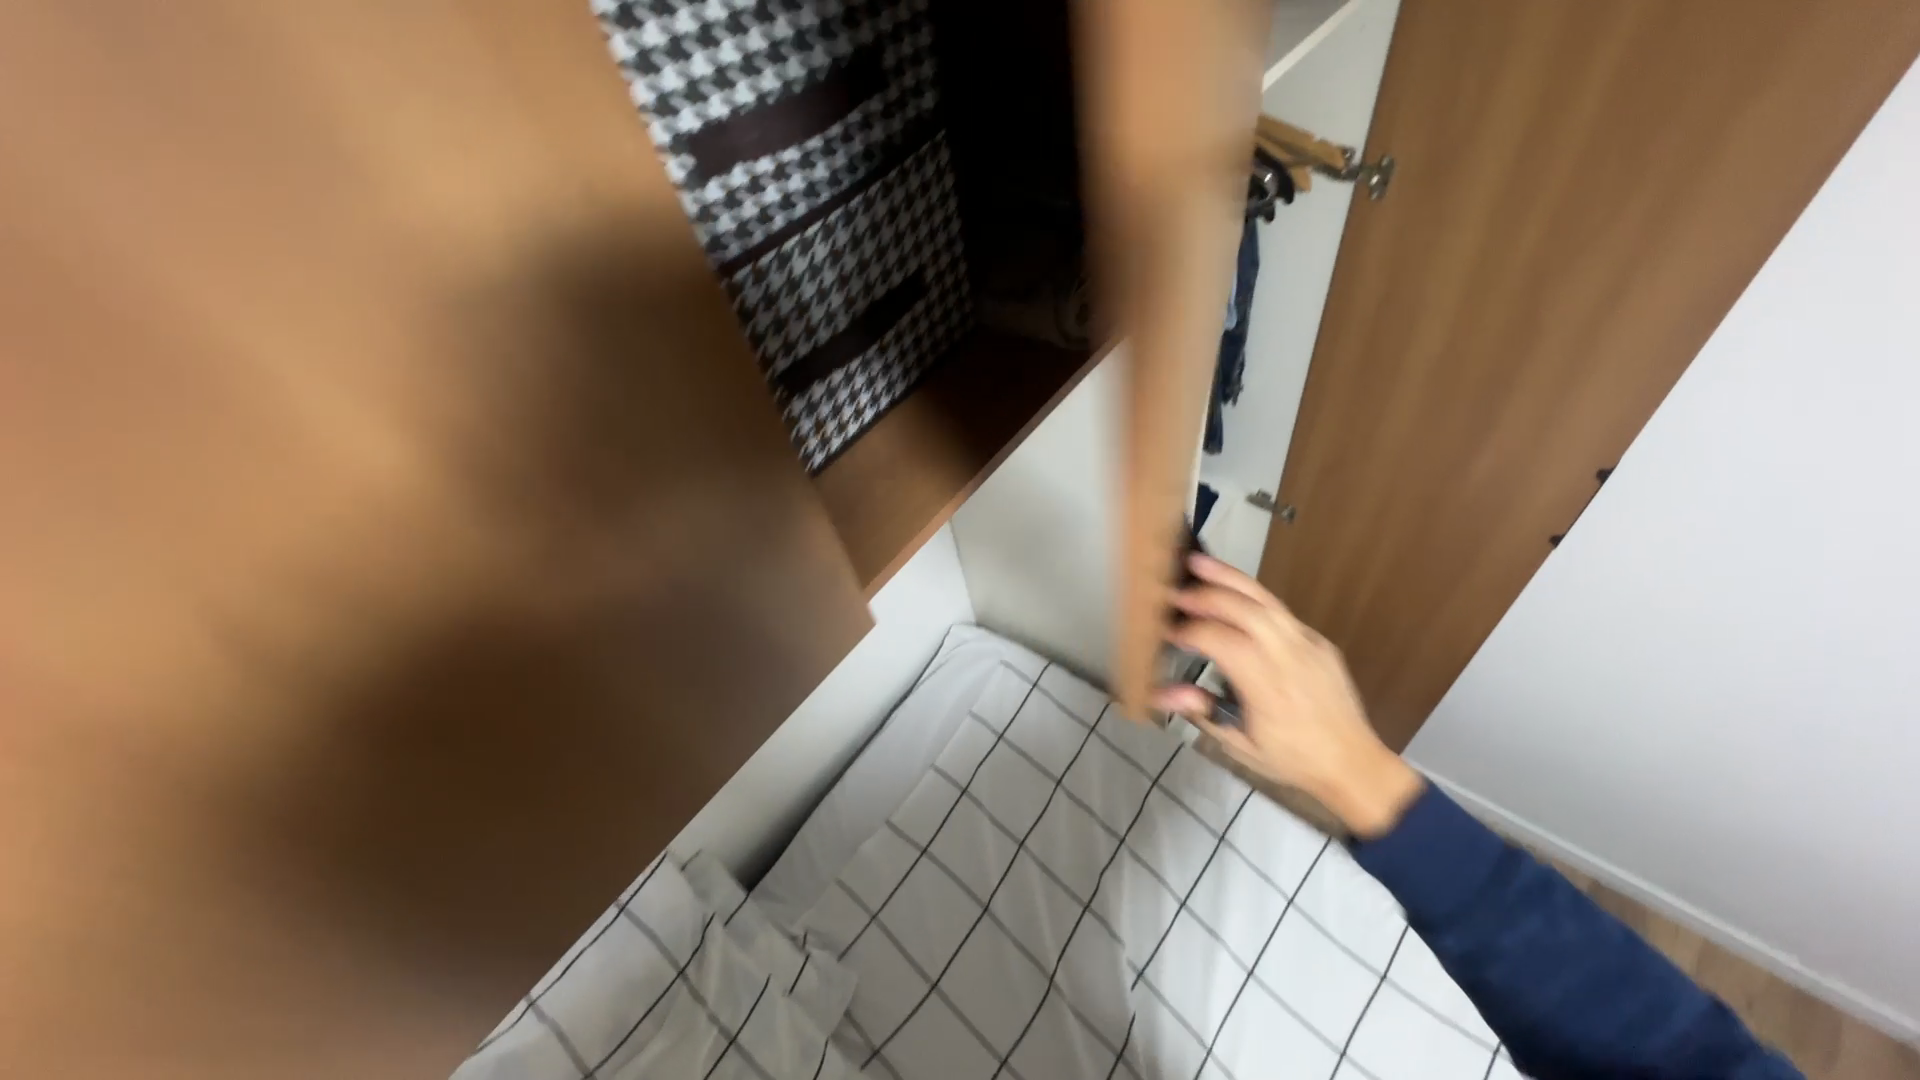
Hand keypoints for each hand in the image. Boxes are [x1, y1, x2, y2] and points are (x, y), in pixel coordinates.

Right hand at [1152, 554, 1424, 838]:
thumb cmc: (1290, 759)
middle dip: (1205, 595)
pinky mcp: (1318, 641)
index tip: (1165, 632)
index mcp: (1267, 686)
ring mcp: (1308, 644)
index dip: (1189, 631)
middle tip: (1173, 591)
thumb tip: (1161, 692)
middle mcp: (1289, 657)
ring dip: (1228, 578)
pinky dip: (1251, 596)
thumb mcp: (1240, 746)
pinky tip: (1231, 592)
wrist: (1352, 763)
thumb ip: (1202, 713)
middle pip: (1244, 609)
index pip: (1221, 642)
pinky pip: (1280, 611)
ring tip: (1197, 562)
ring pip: (1265, 599)